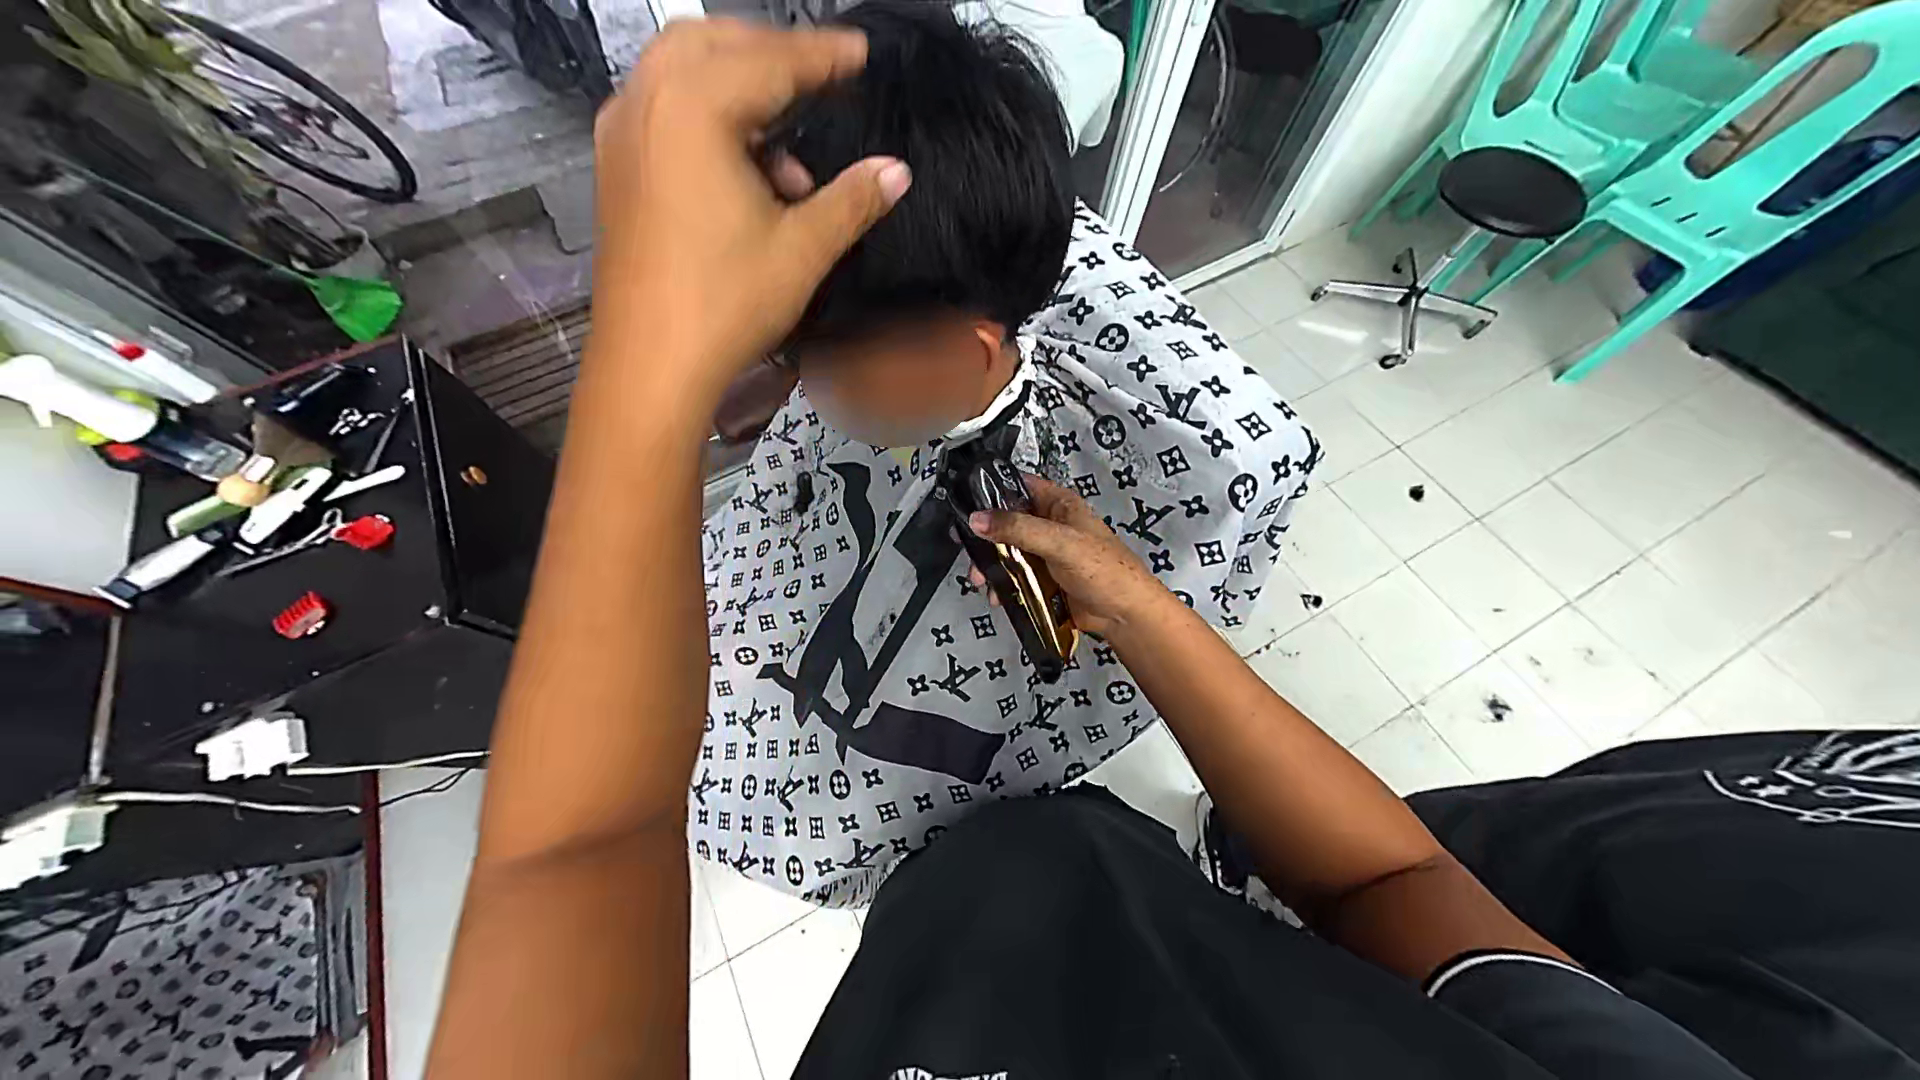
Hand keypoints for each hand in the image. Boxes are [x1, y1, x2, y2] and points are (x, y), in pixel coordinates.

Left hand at [590, 20, 911, 397]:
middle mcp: (644, 103)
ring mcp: (621, 136)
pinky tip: (745, 178)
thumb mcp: (802, 250)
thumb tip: (896, 172)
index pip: (770, 60)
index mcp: (691, 108)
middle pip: (715, 45)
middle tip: (821, 79)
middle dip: (773, 56)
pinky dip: (708, 123)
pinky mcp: (616, 171)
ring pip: (683, 77)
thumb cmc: (724, 304)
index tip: (859, 52)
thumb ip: (852, 200)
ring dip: (739, 93)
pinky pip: (664, 114)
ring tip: (787, 157)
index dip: (823, 55)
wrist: (652, 364)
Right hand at [966, 474, 1170, 637]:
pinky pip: (1015, 575)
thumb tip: (980, 519)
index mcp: (1059, 504)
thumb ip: (1018, 528)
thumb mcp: (1060, 543)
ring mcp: (1046, 553)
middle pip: (1007, 522)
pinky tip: (998, 593)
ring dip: (992, 565)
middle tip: (972, 551)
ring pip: (1008, 551)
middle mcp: (1051, 525)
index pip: (1019, 485)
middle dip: (987, 539)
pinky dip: (1003, 584)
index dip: (993, 491)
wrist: (1124, 615)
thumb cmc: (1108, 572)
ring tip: (982, 579)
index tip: (969, 504)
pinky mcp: (1044, 578)